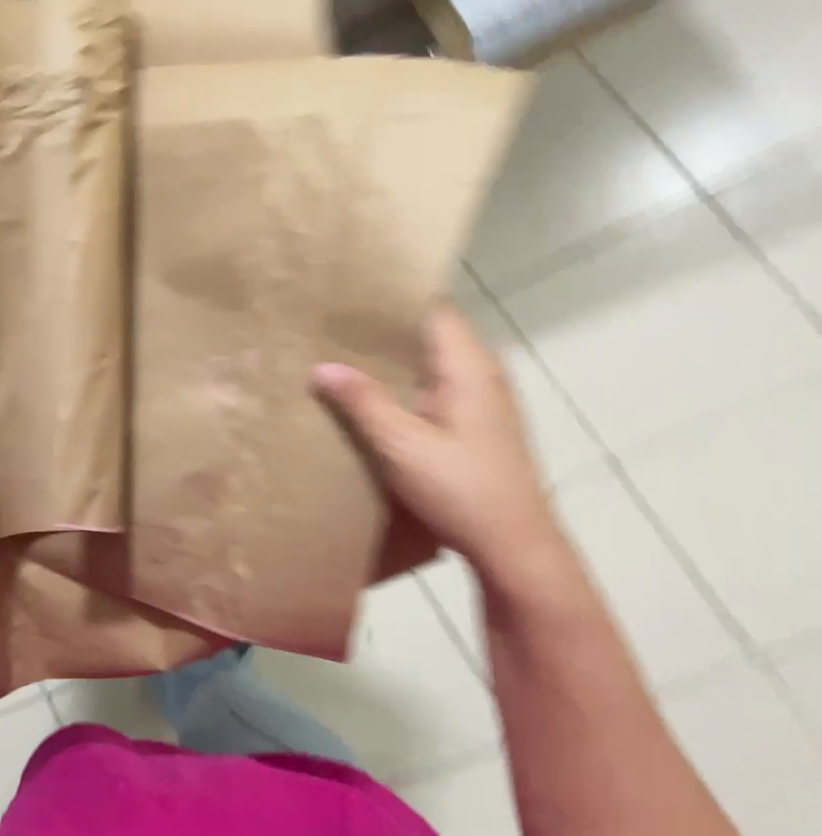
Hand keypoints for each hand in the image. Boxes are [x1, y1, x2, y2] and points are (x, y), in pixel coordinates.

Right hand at [311, 303, 559, 570]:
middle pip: (428, 335)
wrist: (512, 542)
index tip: (347, 293)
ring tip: (335, 356)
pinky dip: (397, 385)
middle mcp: (479, 375)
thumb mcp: (402, 445)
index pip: (433, 311)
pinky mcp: (470, 425)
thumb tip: (323, 366)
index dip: (393, 298)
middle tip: (327, 325)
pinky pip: (428, 389)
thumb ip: (364, 402)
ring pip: (427, 364)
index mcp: (468, 369)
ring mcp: (478, 401)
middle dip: (381, 329)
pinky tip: (364, 399)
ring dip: (387, 360)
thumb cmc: (461, 488)